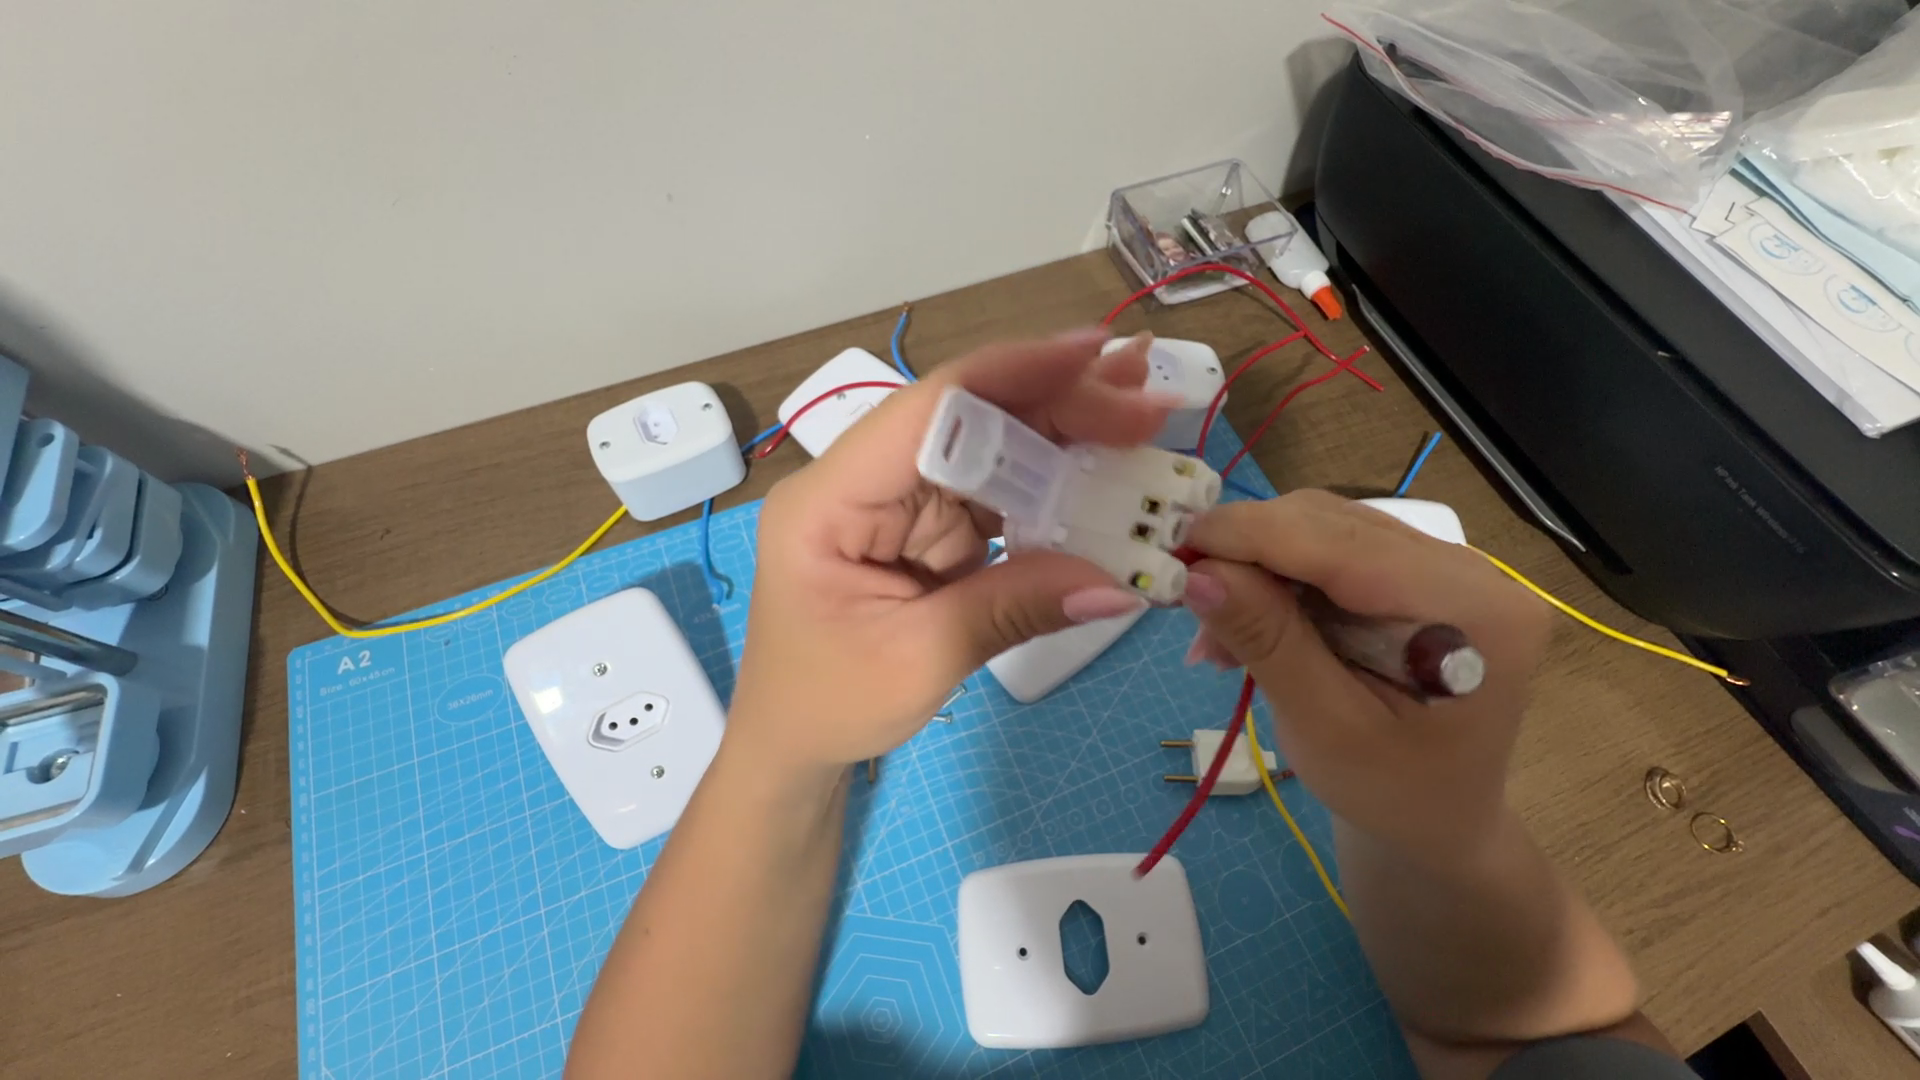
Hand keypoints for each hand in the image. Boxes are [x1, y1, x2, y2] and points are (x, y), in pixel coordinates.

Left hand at [727, 329, 1176, 771]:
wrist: (794, 741)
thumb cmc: (830, 704)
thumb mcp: (920, 661)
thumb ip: (1013, 609)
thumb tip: (1119, 584)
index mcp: (829, 501)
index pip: (925, 413)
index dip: (1012, 374)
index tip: (1094, 355)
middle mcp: (860, 482)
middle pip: (964, 419)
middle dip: (1054, 400)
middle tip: (1142, 393)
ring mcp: (894, 502)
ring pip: (986, 450)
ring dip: (1061, 435)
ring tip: (1138, 417)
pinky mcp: (922, 527)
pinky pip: (992, 494)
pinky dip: (1047, 487)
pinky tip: (1100, 473)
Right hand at [1179, 490, 1550, 857]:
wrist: (1435, 818)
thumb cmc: (1387, 790)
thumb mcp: (1323, 726)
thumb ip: (1266, 639)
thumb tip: (1196, 574)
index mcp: (1469, 610)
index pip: (1338, 542)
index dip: (1248, 534)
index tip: (1172, 549)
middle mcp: (1466, 570)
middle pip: (1328, 524)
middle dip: (1246, 553)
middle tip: (1187, 599)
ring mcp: (1443, 567)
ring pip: (1320, 528)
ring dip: (1254, 567)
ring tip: (1217, 633)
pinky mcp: (1414, 574)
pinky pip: (1327, 550)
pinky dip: (1275, 578)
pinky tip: (1248, 622)